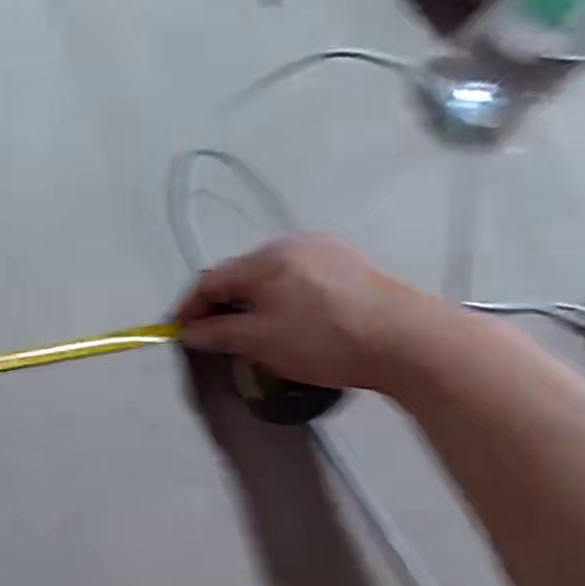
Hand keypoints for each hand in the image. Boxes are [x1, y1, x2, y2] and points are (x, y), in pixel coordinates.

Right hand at [173, 233, 460, 392]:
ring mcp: (325, 250)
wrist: (407, 340)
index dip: (189, 308)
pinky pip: (296, 278)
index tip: (177, 332)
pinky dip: (278, 298)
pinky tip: (285, 320)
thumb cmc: (321, 340)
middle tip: (211, 334)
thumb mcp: (258, 342)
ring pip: (269, 276)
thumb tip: (189, 332)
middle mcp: (292, 244)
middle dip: (219, 303)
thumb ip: (216, 334)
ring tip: (246, 330)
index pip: (210, 280)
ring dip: (249, 301)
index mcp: (265, 259)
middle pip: (239, 274)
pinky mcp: (349, 265)